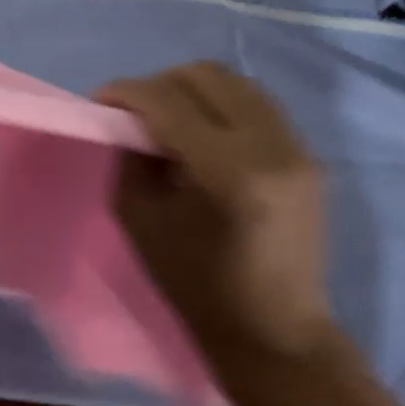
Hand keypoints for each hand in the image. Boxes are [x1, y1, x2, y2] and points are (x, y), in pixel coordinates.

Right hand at [100, 63, 334, 363]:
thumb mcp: (138, 214)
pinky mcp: (307, 158)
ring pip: (235, 83)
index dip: (123, 92)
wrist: (274, 329)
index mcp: (228, 170)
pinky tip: (199, 134)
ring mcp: (297, 151)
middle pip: (205, 76)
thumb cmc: (193, 280)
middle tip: (132, 111)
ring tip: (166, 119)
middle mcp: (271, 149)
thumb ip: (132, 155)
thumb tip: (127, 120)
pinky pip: (255, 105)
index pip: (166, 99)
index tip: (97, 103)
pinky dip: (218, 105)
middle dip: (158, 84)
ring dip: (190, 90)